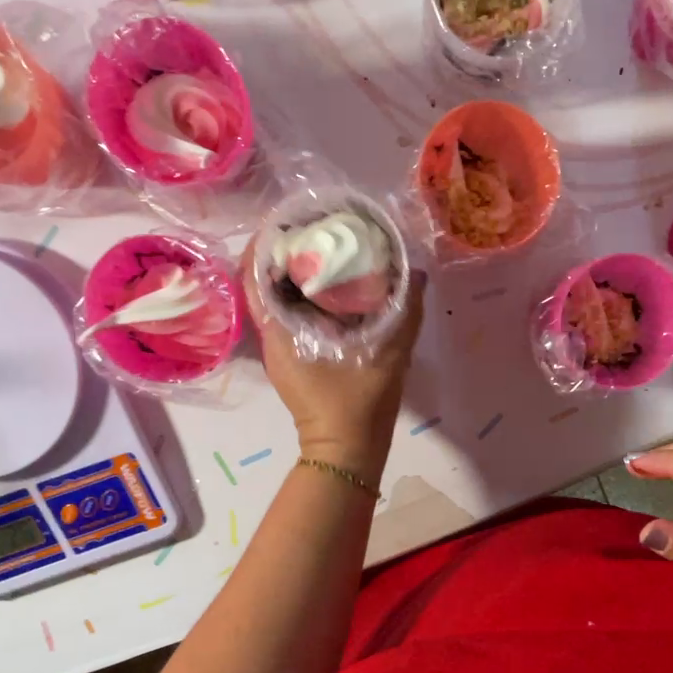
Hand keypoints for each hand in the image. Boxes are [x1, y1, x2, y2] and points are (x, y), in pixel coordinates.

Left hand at [241, 243, 427, 479]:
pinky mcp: (292, 358)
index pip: (254, 273)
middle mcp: (272, 335)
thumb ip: (405, 313)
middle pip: (263, 280)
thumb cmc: (357, 404)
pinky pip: (290, 315)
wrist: (346, 452)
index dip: (267, 241)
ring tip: (324, 250)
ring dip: (293, 272)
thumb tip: (418, 274)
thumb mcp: (389, 356)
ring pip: (276, 297)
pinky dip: (305, 296)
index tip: (291, 220)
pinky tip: (334, 288)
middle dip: (283, 251)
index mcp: (280, 330)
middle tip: (313, 229)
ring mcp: (280, 348)